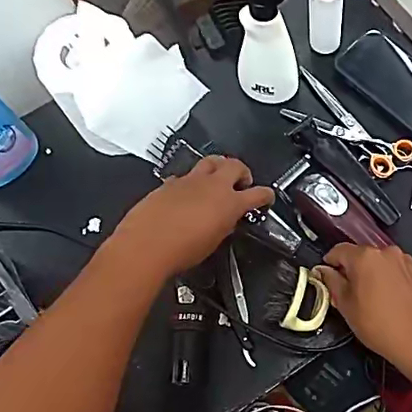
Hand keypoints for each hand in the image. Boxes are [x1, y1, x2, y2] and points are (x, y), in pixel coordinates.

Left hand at [110, 156, 273, 274]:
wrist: (145, 247)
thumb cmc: (180, 250)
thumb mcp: (215, 241)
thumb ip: (225, 224)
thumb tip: (226, 220)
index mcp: (230, 203)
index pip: (258, 193)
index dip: (265, 195)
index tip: (266, 196)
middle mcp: (211, 186)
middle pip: (234, 165)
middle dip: (242, 172)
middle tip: (243, 182)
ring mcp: (189, 181)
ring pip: (211, 161)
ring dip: (219, 167)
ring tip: (219, 178)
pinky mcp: (169, 183)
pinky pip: (186, 175)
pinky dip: (192, 181)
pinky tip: (189, 192)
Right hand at [316, 244, 411, 369]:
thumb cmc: (378, 325)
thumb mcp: (345, 305)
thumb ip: (332, 282)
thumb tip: (325, 271)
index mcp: (364, 257)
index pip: (339, 250)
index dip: (329, 262)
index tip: (327, 273)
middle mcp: (386, 253)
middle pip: (361, 255)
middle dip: (353, 269)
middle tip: (349, 291)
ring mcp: (405, 260)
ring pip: (380, 262)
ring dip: (373, 273)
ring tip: (372, 297)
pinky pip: (397, 268)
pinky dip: (391, 277)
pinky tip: (390, 297)